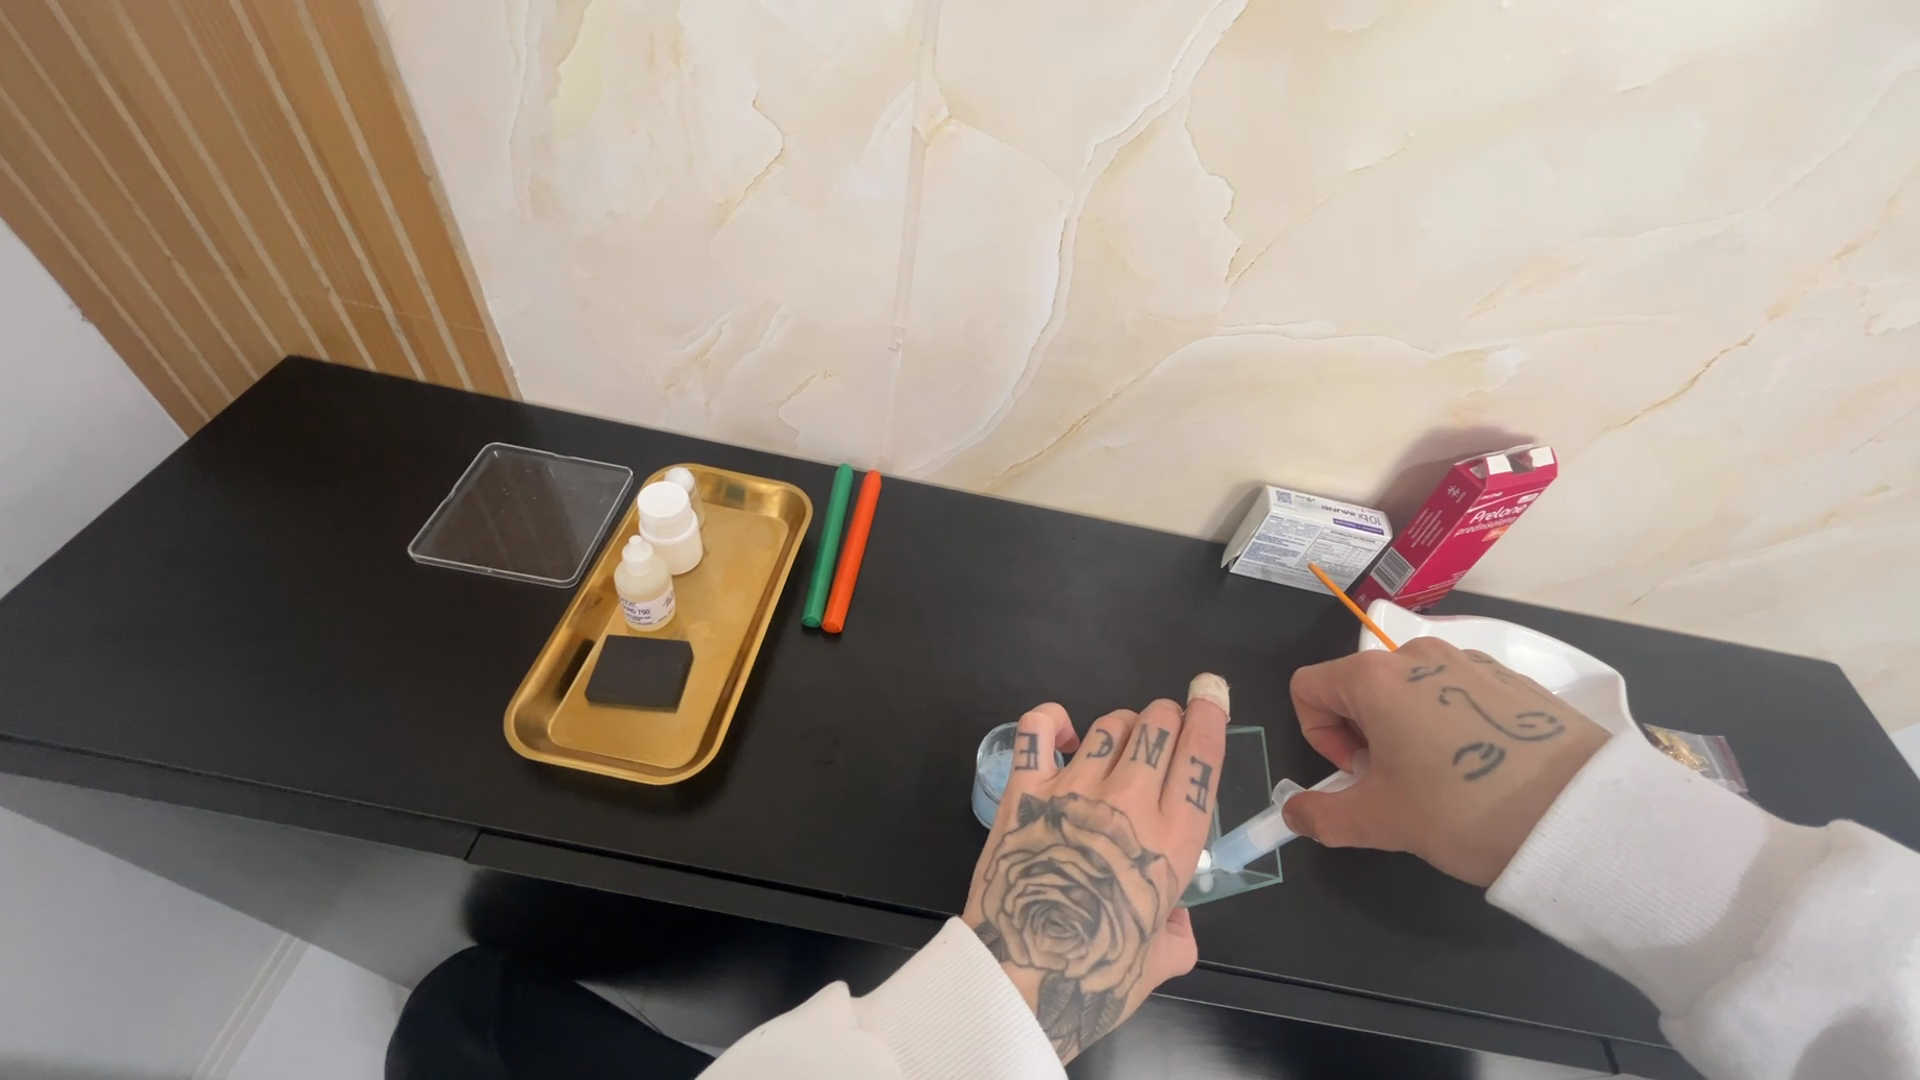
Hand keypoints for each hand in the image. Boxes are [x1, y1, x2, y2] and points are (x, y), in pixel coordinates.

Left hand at [963, 676, 1229, 1062]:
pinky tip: (1064, 733)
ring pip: (1110, 723)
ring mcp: (1074, 788)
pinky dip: (1054, 719)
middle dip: (1165, 720)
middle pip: (1157, 724)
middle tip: (1160, 736)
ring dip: (1122, 726)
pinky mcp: (1026, 786)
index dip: (1210, 715)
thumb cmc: (1095, 973)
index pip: (1201, 754)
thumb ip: (1177, 932)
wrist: (1019, 973)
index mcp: (1172, 840)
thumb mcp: (1159, 960)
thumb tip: (1176, 921)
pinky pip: (1040, 727)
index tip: (1211, 693)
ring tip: (1117, 746)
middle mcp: (1129, 801)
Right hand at [1281, 639, 1609, 886]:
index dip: (1318, 734)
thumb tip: (1294, 814)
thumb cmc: (1463, 809)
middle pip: (1358, 686)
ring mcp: (1468, 661)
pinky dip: (1450, 723)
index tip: (1357, 773)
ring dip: (1404, 727)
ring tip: (1444, 776)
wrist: (1588, 817)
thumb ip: (1323, 815)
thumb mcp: (1381, 822)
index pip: (1308, 688)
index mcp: (1372, 677)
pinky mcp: (1512, 679)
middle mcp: (1415, 654)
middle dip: (1363, 732)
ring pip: (1407, 690)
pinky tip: (1486, 767)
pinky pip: (1455, 692)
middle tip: (1397, 781)